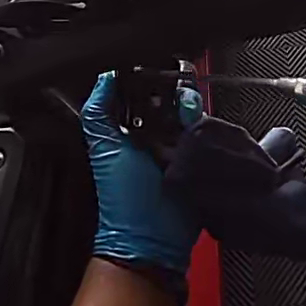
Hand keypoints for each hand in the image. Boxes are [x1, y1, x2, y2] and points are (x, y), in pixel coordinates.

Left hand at [80, 73, 198, 274]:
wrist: (153, 238)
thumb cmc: (122, 199)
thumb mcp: (104, 147)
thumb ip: (98, 111)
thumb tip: (103, 76)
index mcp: (129, 128)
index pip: (140, 91)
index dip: (145, 78)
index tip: (150, 67)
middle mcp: (155, 134)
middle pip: (168, 97)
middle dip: (171, 89)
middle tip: (172, 89)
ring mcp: (178, 144)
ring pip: (189, 109)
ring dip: (189, 104)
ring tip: (185, 108)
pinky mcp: (200, 156)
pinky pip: (207, 130)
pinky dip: (204, 123)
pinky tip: (196, 122)